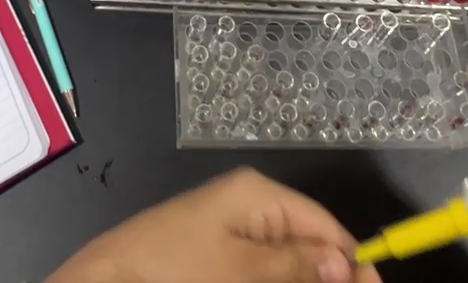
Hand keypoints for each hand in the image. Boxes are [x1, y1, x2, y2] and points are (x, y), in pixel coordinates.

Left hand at [47, 168, 379, 282]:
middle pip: (308, 241)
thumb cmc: (181, 266)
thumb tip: (345, 263)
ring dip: (303, 277)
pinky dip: (279, 278)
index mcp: (259, 194)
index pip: (322, 223)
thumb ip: (296, 265)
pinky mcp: (222, 250)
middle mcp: (252, 204)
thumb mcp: (243, 268)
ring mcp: (236, 227)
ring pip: (288, 259)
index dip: (350, 259)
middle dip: (327, 273)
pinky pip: (264, 265)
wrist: (117, 274)